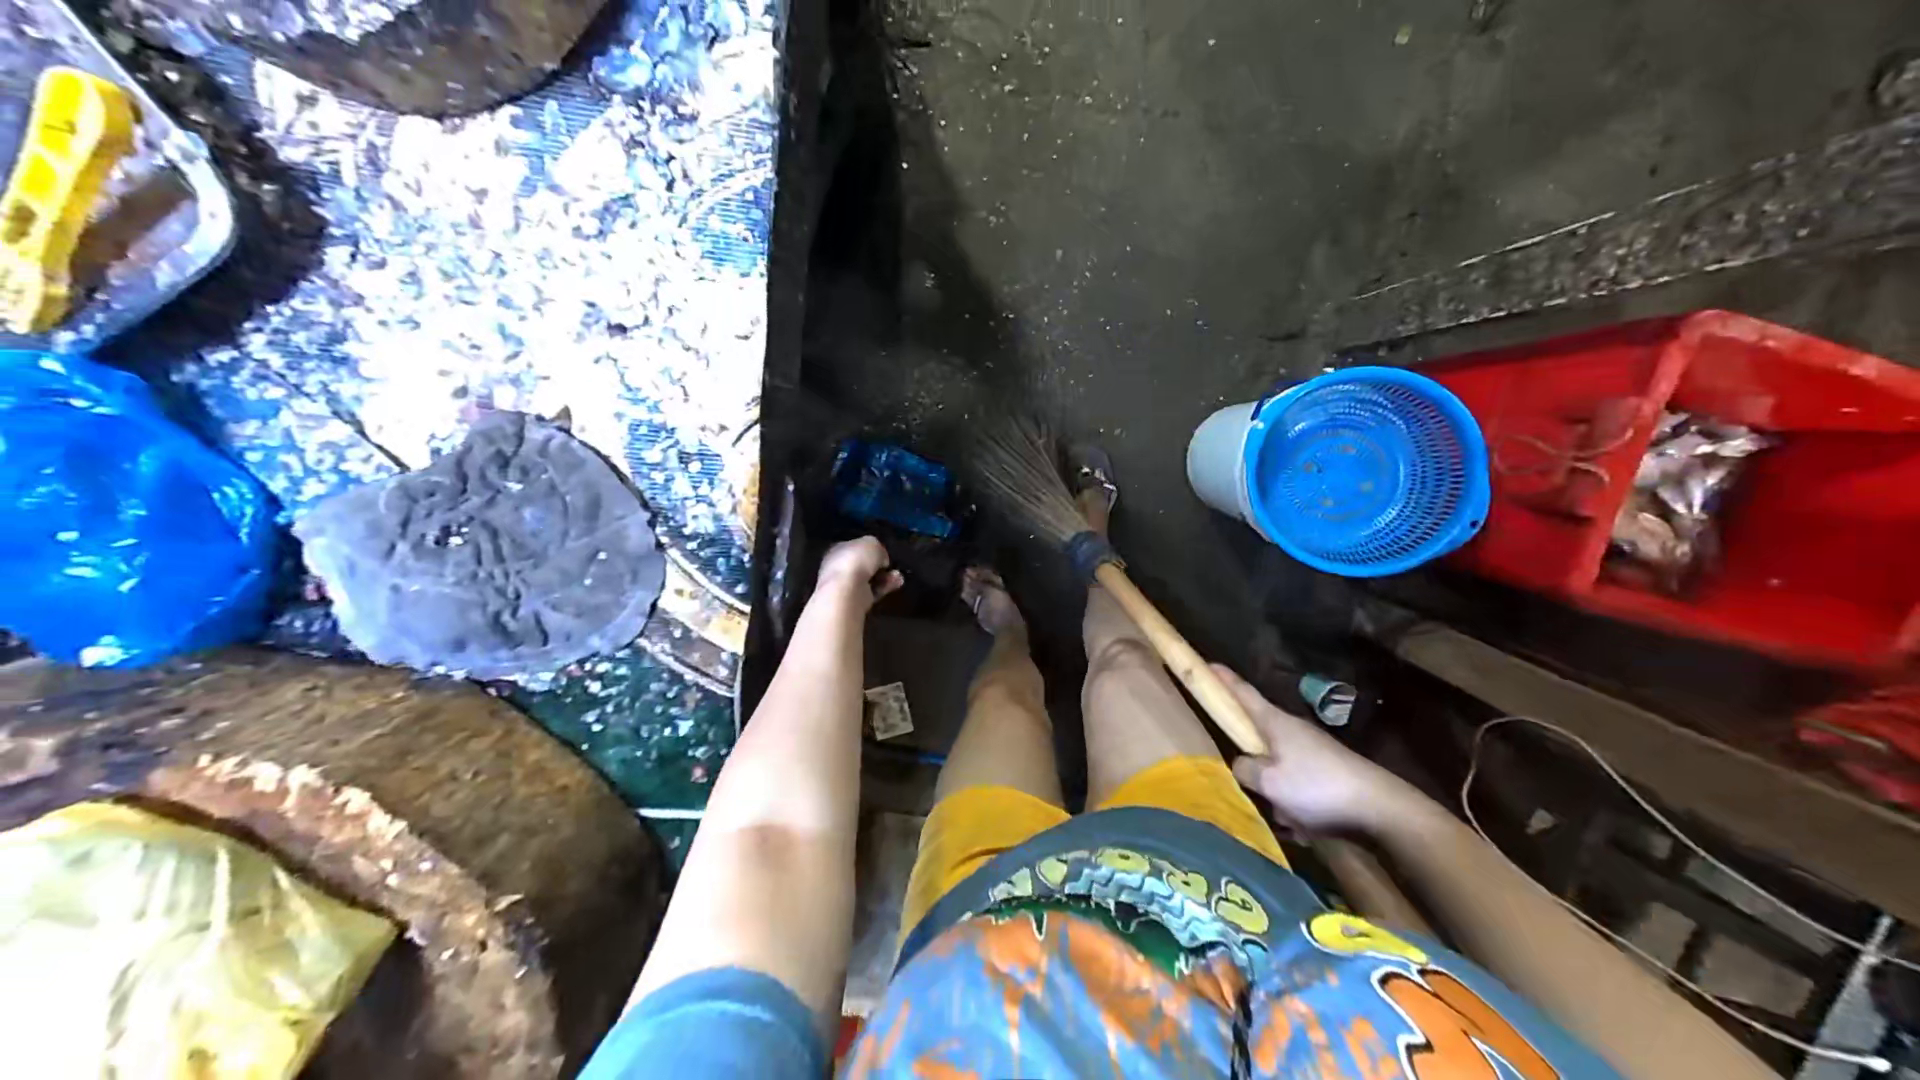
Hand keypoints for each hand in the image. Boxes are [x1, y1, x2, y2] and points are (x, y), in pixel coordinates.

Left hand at [816, 537, 903, 608]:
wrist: (847, 590)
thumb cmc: (856, 560)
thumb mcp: (872, 543)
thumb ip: (877, 548)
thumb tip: (881, 559)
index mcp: (837, 549)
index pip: (854, 548)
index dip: (869, 549)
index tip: (882, 552)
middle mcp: (838, 568)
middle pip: (863, 566)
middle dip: (879, 566)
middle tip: (891, 566)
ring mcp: (845, 586)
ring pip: (870, 579)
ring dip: (885, 577)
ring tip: (898, 576)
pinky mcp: (855, 601)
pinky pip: (873, 591)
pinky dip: (885, 587)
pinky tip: (897, 583)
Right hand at [1216, 664, 1422, 835]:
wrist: (1381, 809)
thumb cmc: (1317, 787)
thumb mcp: (1268, 781)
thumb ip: (1244, 769)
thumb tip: (1241, 764)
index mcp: (1275, 723)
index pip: (1242, 693)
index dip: (1223, 680)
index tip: (1208, 663)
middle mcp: (1293, 730)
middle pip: (1258, 736)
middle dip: (1250, 760)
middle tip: (1244, 780)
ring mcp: (1312, 751)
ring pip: (1277, 768)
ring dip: (1276, 792)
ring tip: (1285, 817)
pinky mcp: (1328, 773)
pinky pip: (1298, 786)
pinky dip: (1296, 805)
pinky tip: (1305, 827)